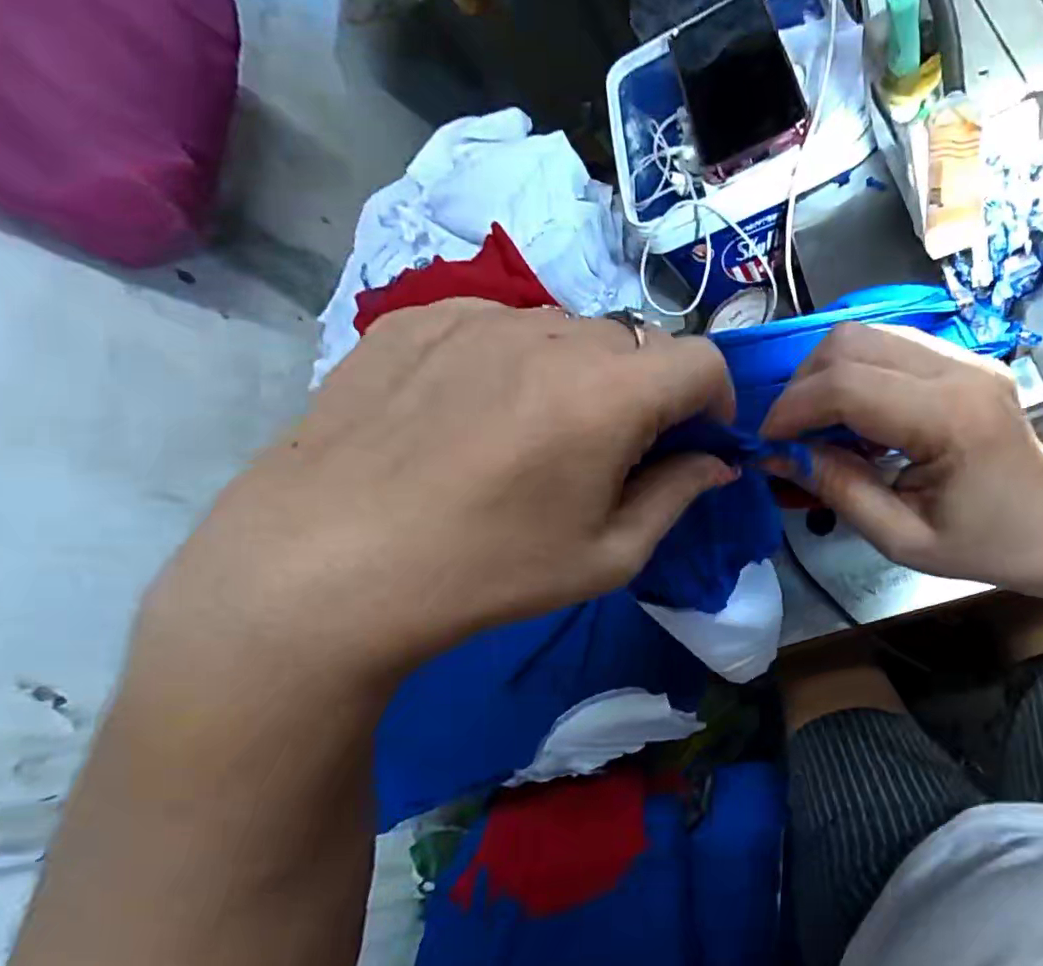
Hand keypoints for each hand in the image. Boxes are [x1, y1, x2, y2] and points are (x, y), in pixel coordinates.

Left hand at [143, 299, 738, 678]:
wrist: (325, 568)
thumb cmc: (489, 571)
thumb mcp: (609, 554)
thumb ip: (678, 494)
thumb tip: (717, 462)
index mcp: (608, 393)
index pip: (702, 360)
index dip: (716, 400)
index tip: (697, 440)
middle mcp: (551, 334)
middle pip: (638, 344)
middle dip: (651, 392)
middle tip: (618, 451)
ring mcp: (477, 317)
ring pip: (570, 331)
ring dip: (585, 375)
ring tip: (540, 434)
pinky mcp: (416, 319)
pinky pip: (500, 325)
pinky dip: (518, 360)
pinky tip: (478, 413)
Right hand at [759, 323, 1042, 604]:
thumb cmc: (987, 546)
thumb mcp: (904, 538)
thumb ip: (840, 491)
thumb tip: (782, 455)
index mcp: (951, 417)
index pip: (848, 385)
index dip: (793, 409)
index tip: (766, 443)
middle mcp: (961, 369)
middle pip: (852, 341)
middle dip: (803, 385)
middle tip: (789, 434)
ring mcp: (967, 357)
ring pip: (868, 334)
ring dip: (827, 375)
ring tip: (818, 427)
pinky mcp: (966, 361)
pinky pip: (892, 347)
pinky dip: (857, 375)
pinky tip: (855, 418)